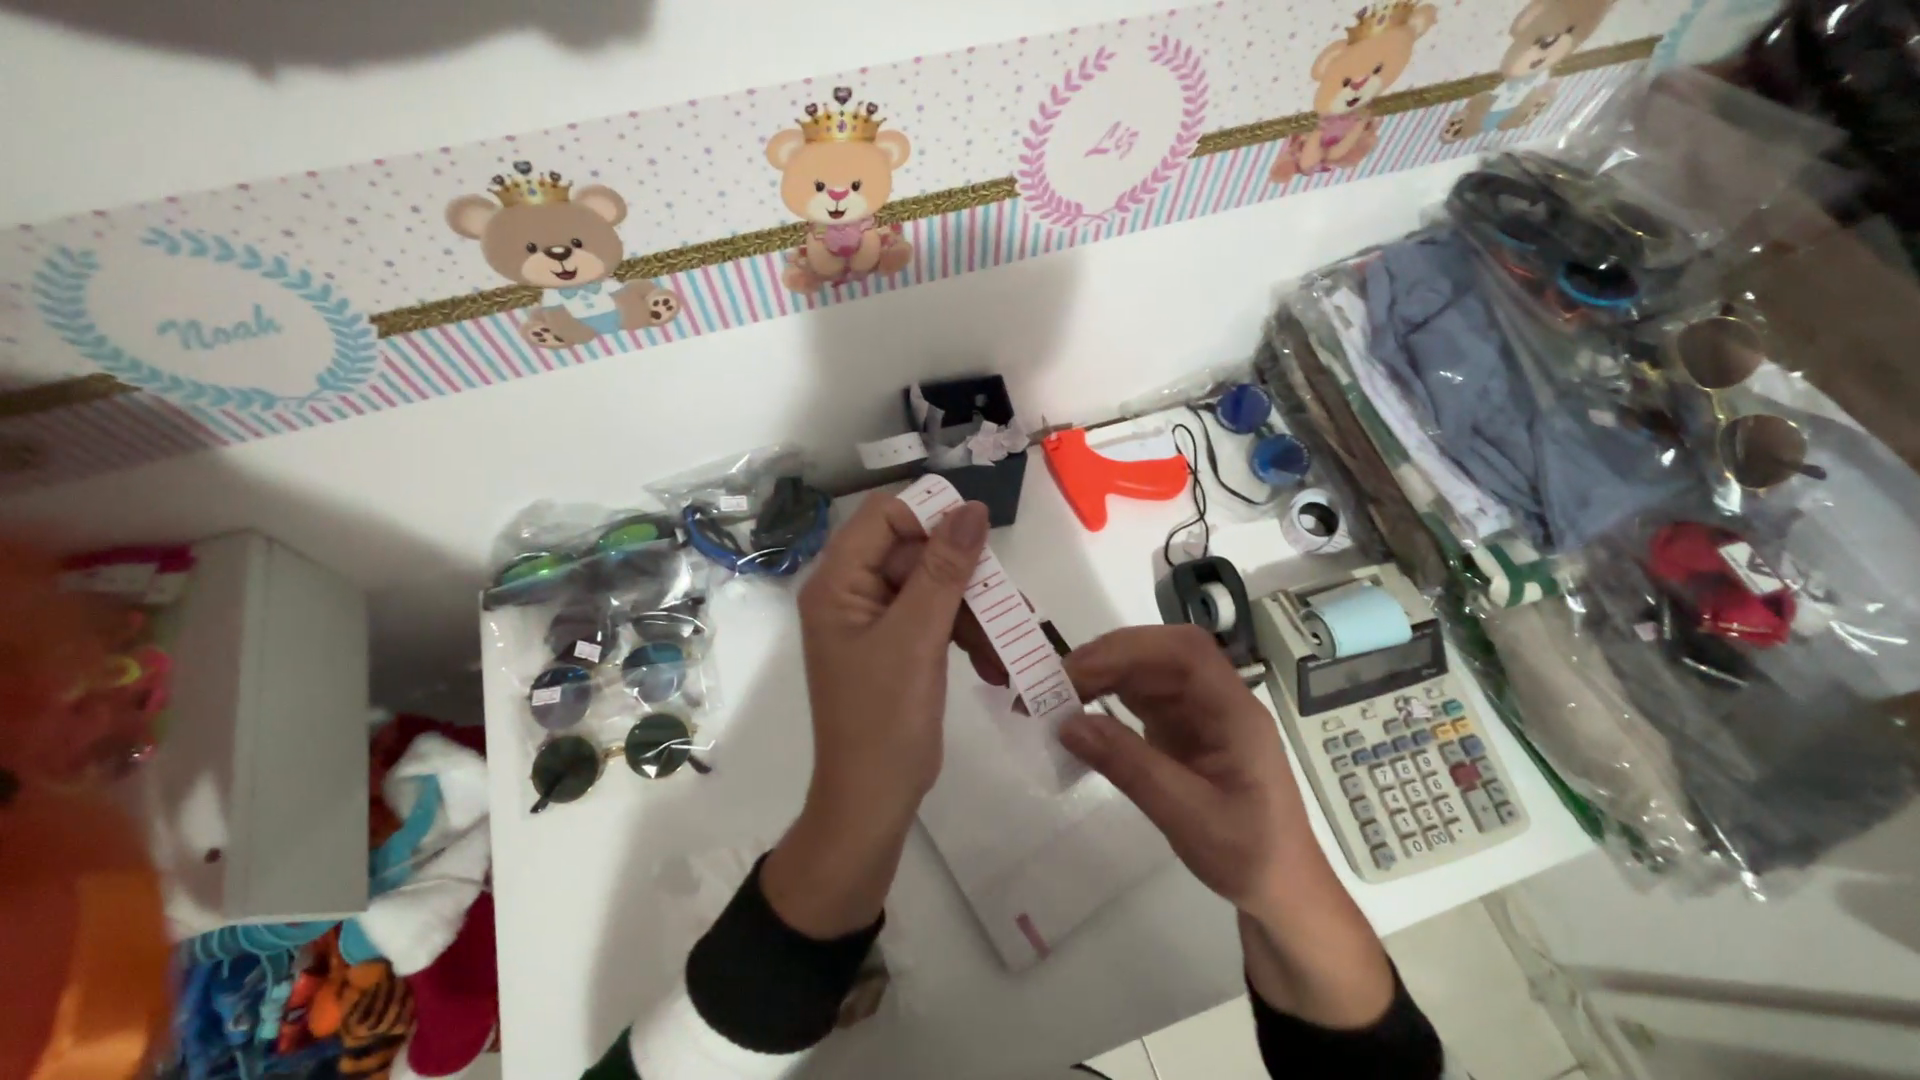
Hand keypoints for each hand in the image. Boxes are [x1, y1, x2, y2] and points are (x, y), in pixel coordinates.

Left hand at [762, 492, 990, 937]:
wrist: (872, 800)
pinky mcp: (896, 645)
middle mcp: (851, 592)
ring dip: (974, 613)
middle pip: (914, 551)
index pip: (883, 516)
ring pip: (933, 586)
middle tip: (1010, 605)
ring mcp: (874, 620)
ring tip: (1006, 648)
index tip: (980, 539)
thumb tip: (971, 507)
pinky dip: (965, 636)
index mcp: (837, 582)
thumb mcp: (917, 638)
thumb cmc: (884, 720)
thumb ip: (944, 569)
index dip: (931, 516)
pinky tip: (994, 665)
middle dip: (965, 577)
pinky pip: (935, 618)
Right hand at [1057, 625, 1314, 910]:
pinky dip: (1108, 699)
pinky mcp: (1183, 732)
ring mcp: (1200, 715)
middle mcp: (1217, 702)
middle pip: (1161, 655)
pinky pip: (1142, 700)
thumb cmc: (1248, 854)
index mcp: (1234, 713)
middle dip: (1107, 659)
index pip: (1184, 654)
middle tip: (1053, 683)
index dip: (1128, 650)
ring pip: (1148, 673)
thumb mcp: (1189, 817)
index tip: (1075, 672)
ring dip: (1103, 675)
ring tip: (1056, 695)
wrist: (1282, 889)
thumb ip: (1131, 767)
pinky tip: (1081, 713)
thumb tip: (1068, 723)